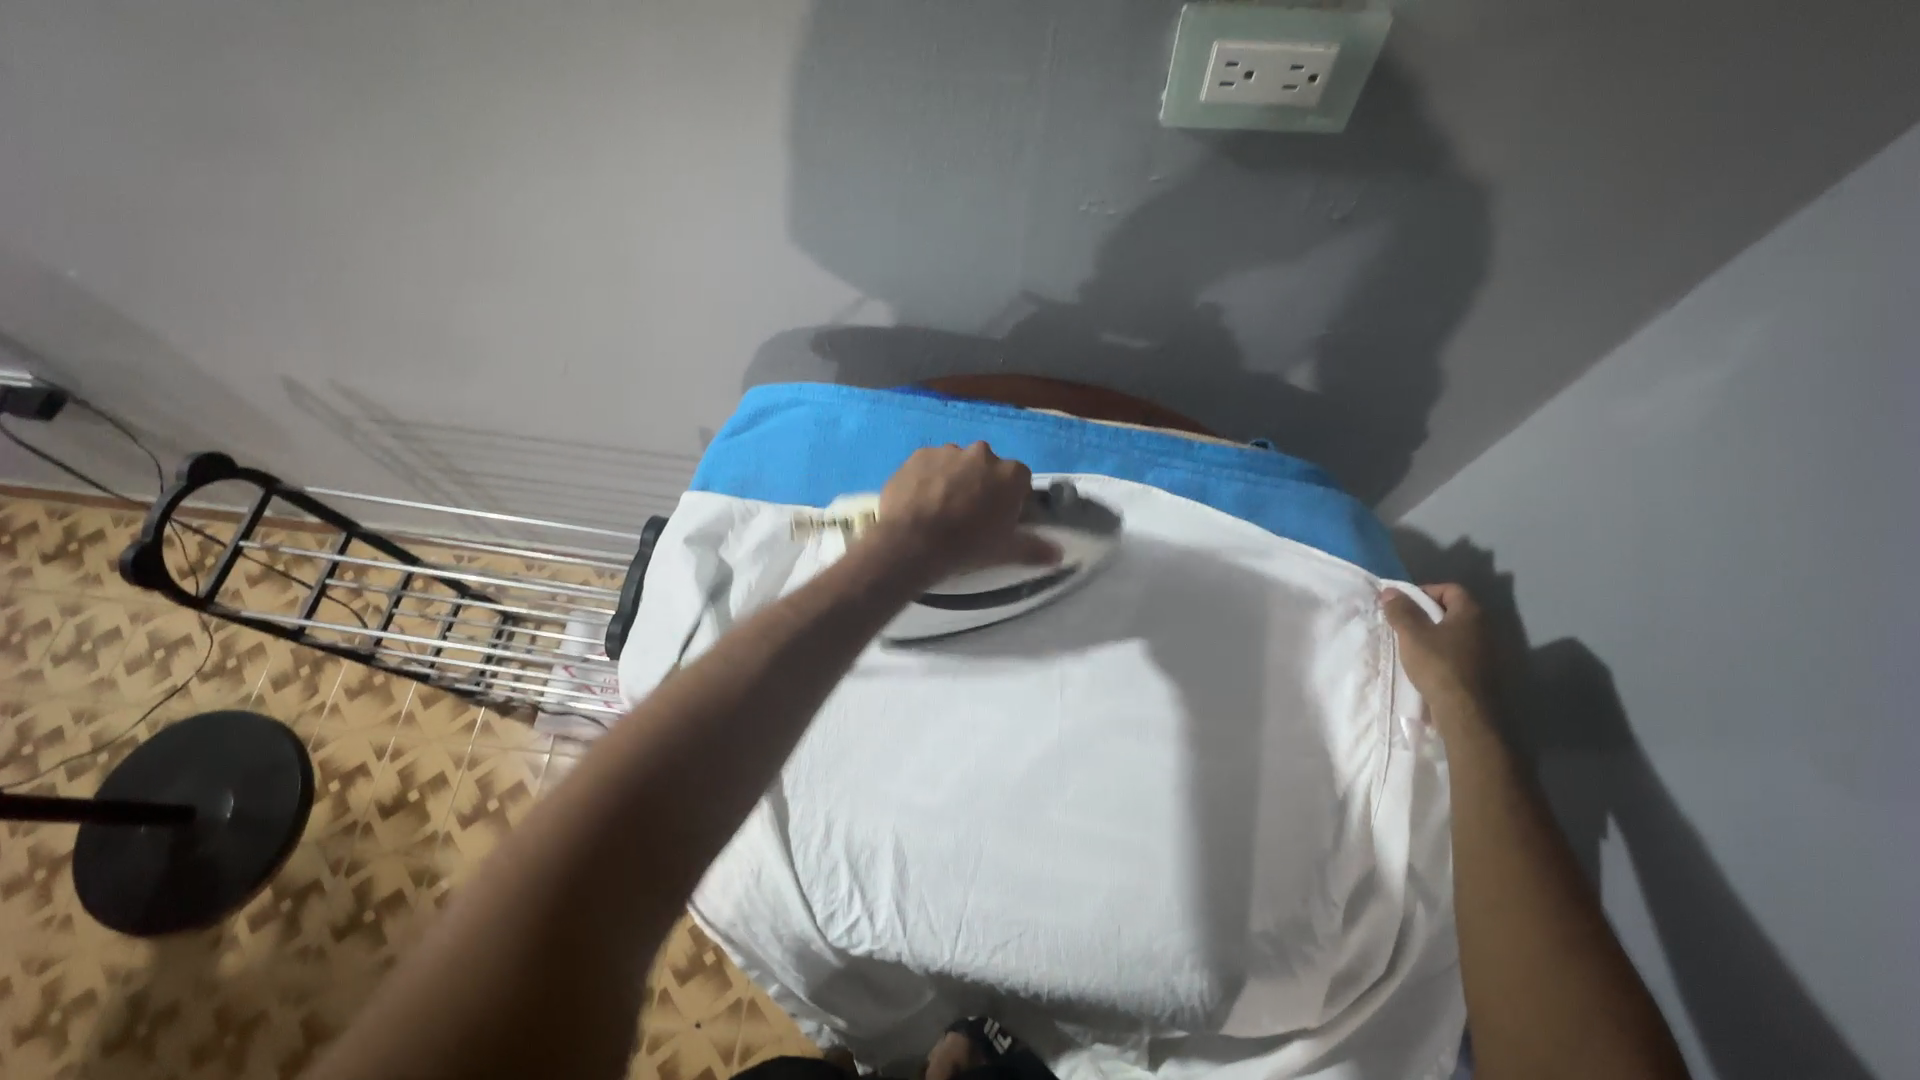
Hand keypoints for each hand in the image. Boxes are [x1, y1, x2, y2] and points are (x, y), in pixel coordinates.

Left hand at [870, 442, 1059, 580]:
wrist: (912, 542)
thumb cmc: (967, 546)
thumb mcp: (1005, 552)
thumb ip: (1034, 548)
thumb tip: (1058, 553)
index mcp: (1011, 473)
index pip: (1019, 481)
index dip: (1010, 499)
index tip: (999, 519)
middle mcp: (982, 453)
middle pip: (987, 468)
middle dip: (982, 486)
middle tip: (969, 516)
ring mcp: (947, 451)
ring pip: (957, 464)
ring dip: (953, 480)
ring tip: (940, 511)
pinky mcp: (917, 455)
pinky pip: (928, 466)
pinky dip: (927, 479)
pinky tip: (919, 503)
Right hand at [1382, 584, 1497, 718]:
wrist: (1465, 711)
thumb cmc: (1438, 665)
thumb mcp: (1412, 634)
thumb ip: (1401, 610)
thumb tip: (1390, 591)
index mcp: (1471, 613)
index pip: (1450, 589)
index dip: (1425, 591)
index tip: (1404, 604)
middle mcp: (1485, 628)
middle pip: (1453, 611)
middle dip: (1427, 614)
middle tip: (1404, 624)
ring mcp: (1487, 651)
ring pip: (1456, 633)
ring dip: (1434, 635)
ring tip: (1412, 645)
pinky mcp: (1483, 672)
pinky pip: (1460, 652)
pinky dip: (1443, 652)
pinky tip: (1427, 664)